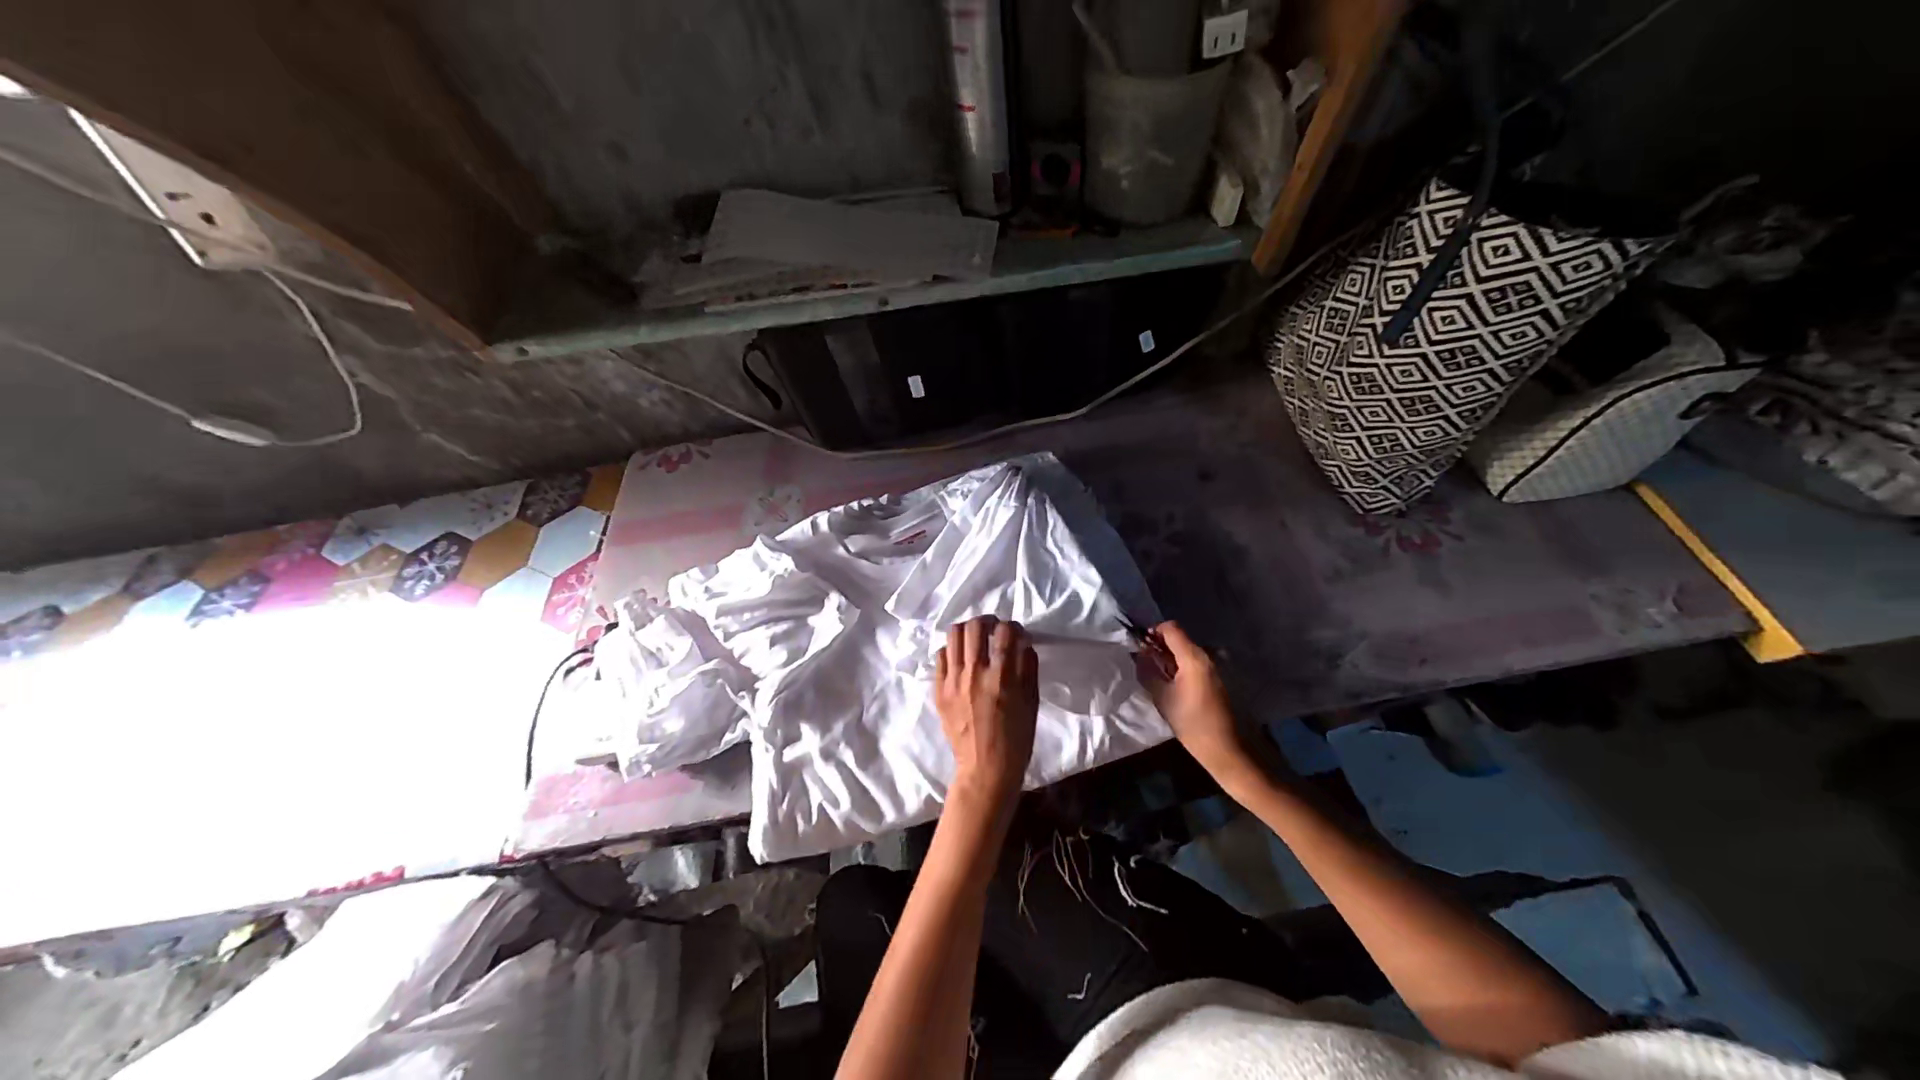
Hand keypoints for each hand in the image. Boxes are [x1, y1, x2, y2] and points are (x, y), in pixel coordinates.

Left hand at [934, 616, 1038, 813]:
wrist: (985, 769)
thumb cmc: (1016, 739)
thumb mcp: (1031, 702)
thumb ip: (1028, 668)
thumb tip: (1023, 643)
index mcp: (1001, 677)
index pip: (1005, 631)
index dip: (1013, 626)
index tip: (1016, 633)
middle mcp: (974, 673)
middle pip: (974, 626)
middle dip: (987, 621)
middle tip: (994, 630)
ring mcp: (953, 681)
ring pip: (953, 636)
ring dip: (967, 631)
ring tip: (975, 639)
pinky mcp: (939, 690)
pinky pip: (940, 656)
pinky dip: (952, 650)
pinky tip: (961, 658)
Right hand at [1136, 621, 1252, 784]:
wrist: (1228, 750)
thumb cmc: (1192, 724)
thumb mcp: (1162, 697)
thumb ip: (1148, 671)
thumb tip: (1140, 654)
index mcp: (1194, 657)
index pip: (1171, 628)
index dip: (1153, 632)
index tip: (1142, 647)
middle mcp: (1210, 655)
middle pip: (1181, 639)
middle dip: (1162, 647)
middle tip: (1147, 664)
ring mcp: (1219, 666)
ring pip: (1190, 652)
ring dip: (1173, 659)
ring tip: (1161, 677)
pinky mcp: (1223, 678)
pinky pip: (1199, 664)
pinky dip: (1185, 668)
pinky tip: (1178, 687)